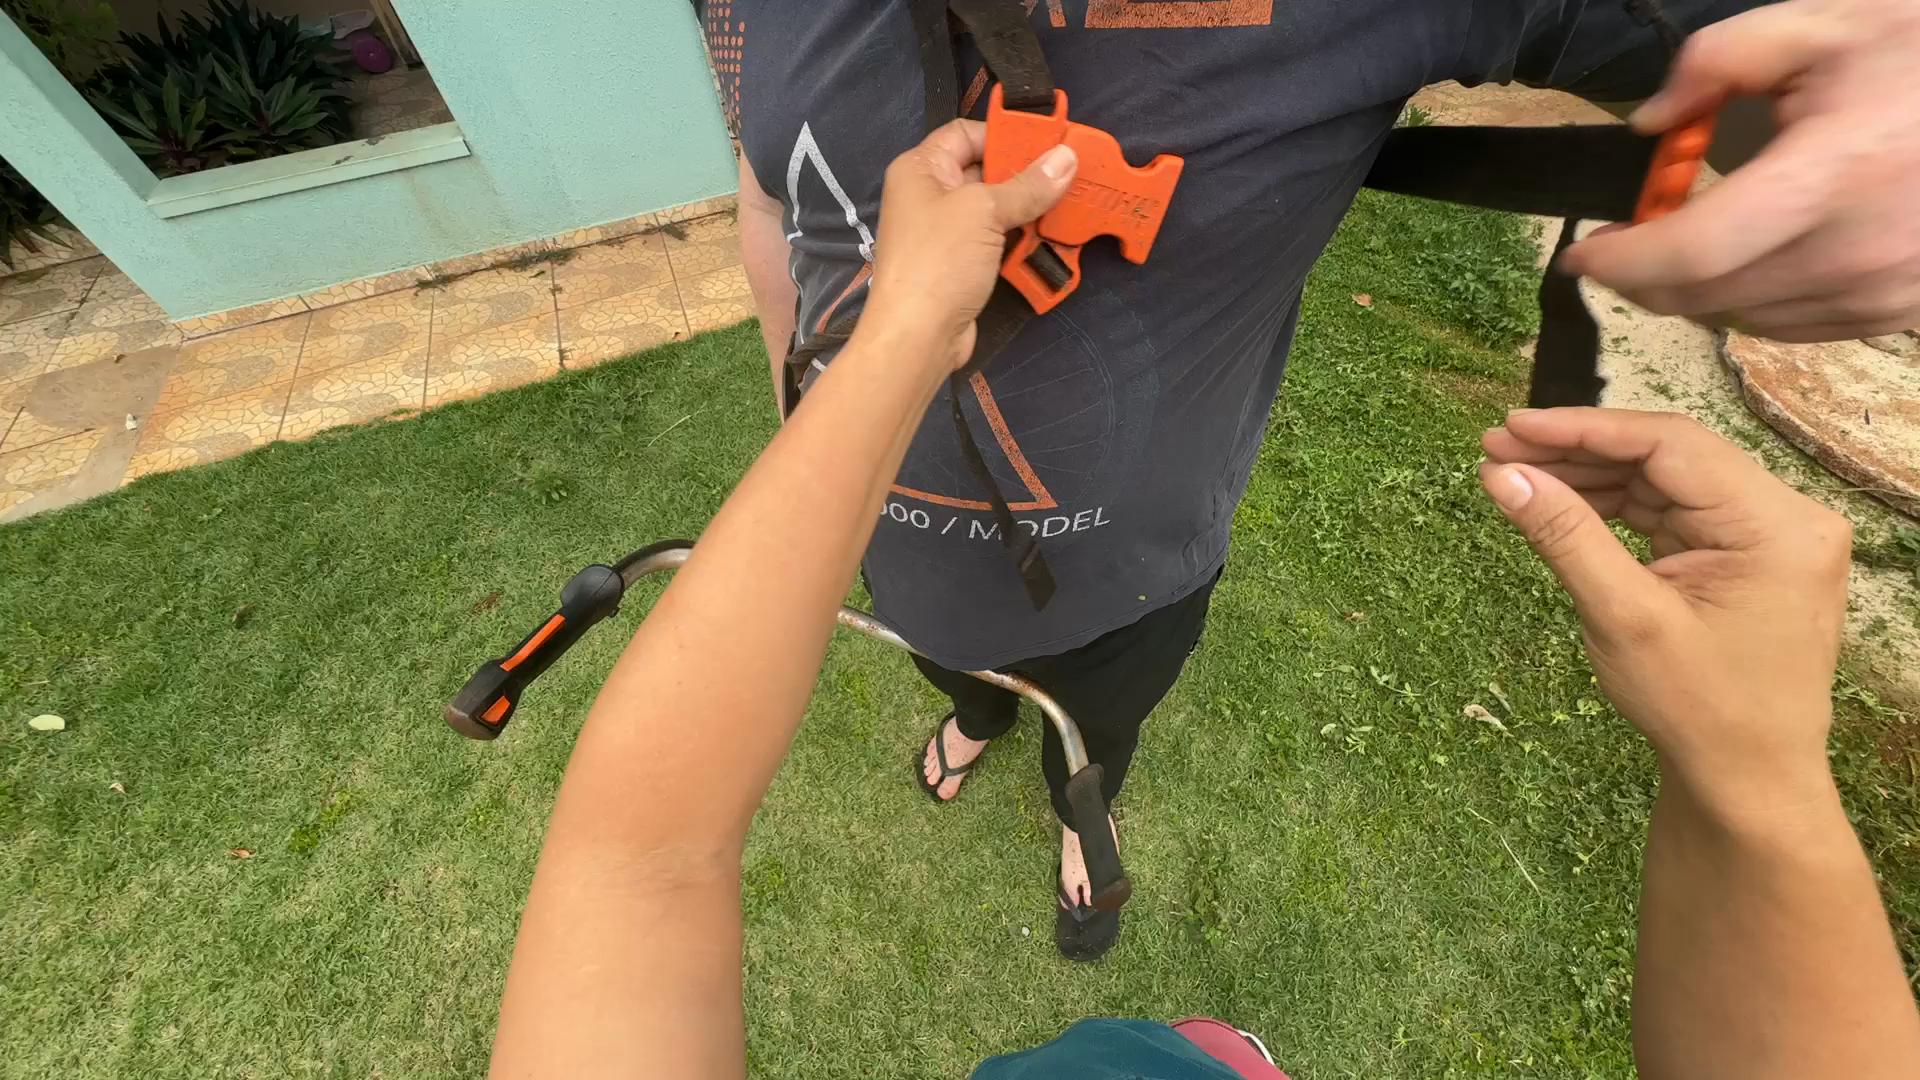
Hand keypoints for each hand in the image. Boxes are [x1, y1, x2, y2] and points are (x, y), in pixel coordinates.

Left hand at [862, 119, 1076, 369]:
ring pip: (993, 213)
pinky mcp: (960, 269)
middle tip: (1068, 176)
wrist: (917, 337)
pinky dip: (1019, 242)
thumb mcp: (985, 211)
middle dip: (1024, 176)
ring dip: (1027, 213)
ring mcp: (945, 236)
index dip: (1004, 135)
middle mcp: (929, 198)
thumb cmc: (940, 261)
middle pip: (984, 173)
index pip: (965, 134)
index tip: (1047, 144)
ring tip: (1068, 206)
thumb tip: (1067, 158)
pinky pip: (994, 245)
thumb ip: (1027, 186)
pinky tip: (1048, 241)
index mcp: (921, 169)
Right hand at [1478, 408, 1851, 817]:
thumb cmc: (1692, 698)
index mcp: (1774, 524)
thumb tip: (1501, 474)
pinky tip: (1556, 503)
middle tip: (1496, 448)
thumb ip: (1562, 534)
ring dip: (1584, 474)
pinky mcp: (1733, 552)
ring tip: (1513, 472)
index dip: (1583, 428)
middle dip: (1576, 448)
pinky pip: (1660, 509)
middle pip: (1665, 455)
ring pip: (1658, 479)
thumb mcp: (1618, 612)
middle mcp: (1780, 516)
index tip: (1510, 426)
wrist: (1742, 767)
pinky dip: (1604, 504)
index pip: (1671, 445)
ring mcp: (1759, 534)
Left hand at [1561, 0, 1919, 341]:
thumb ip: (1722, 57)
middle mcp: (1856, 251)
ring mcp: (1881, 292)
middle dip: (1637, 274)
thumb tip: (1648, 122)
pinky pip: (1780, 324)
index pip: (1681, 257)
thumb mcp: (1837, 25)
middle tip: (1625, 241)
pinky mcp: (1897, 313)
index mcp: (1835, 177)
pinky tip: (1766, 252)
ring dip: (1692, 286)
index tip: (1579, 252)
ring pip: (1726, 315)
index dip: (1614, 262)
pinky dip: (1748, 296)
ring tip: (1702, 236)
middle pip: (1688, 295)